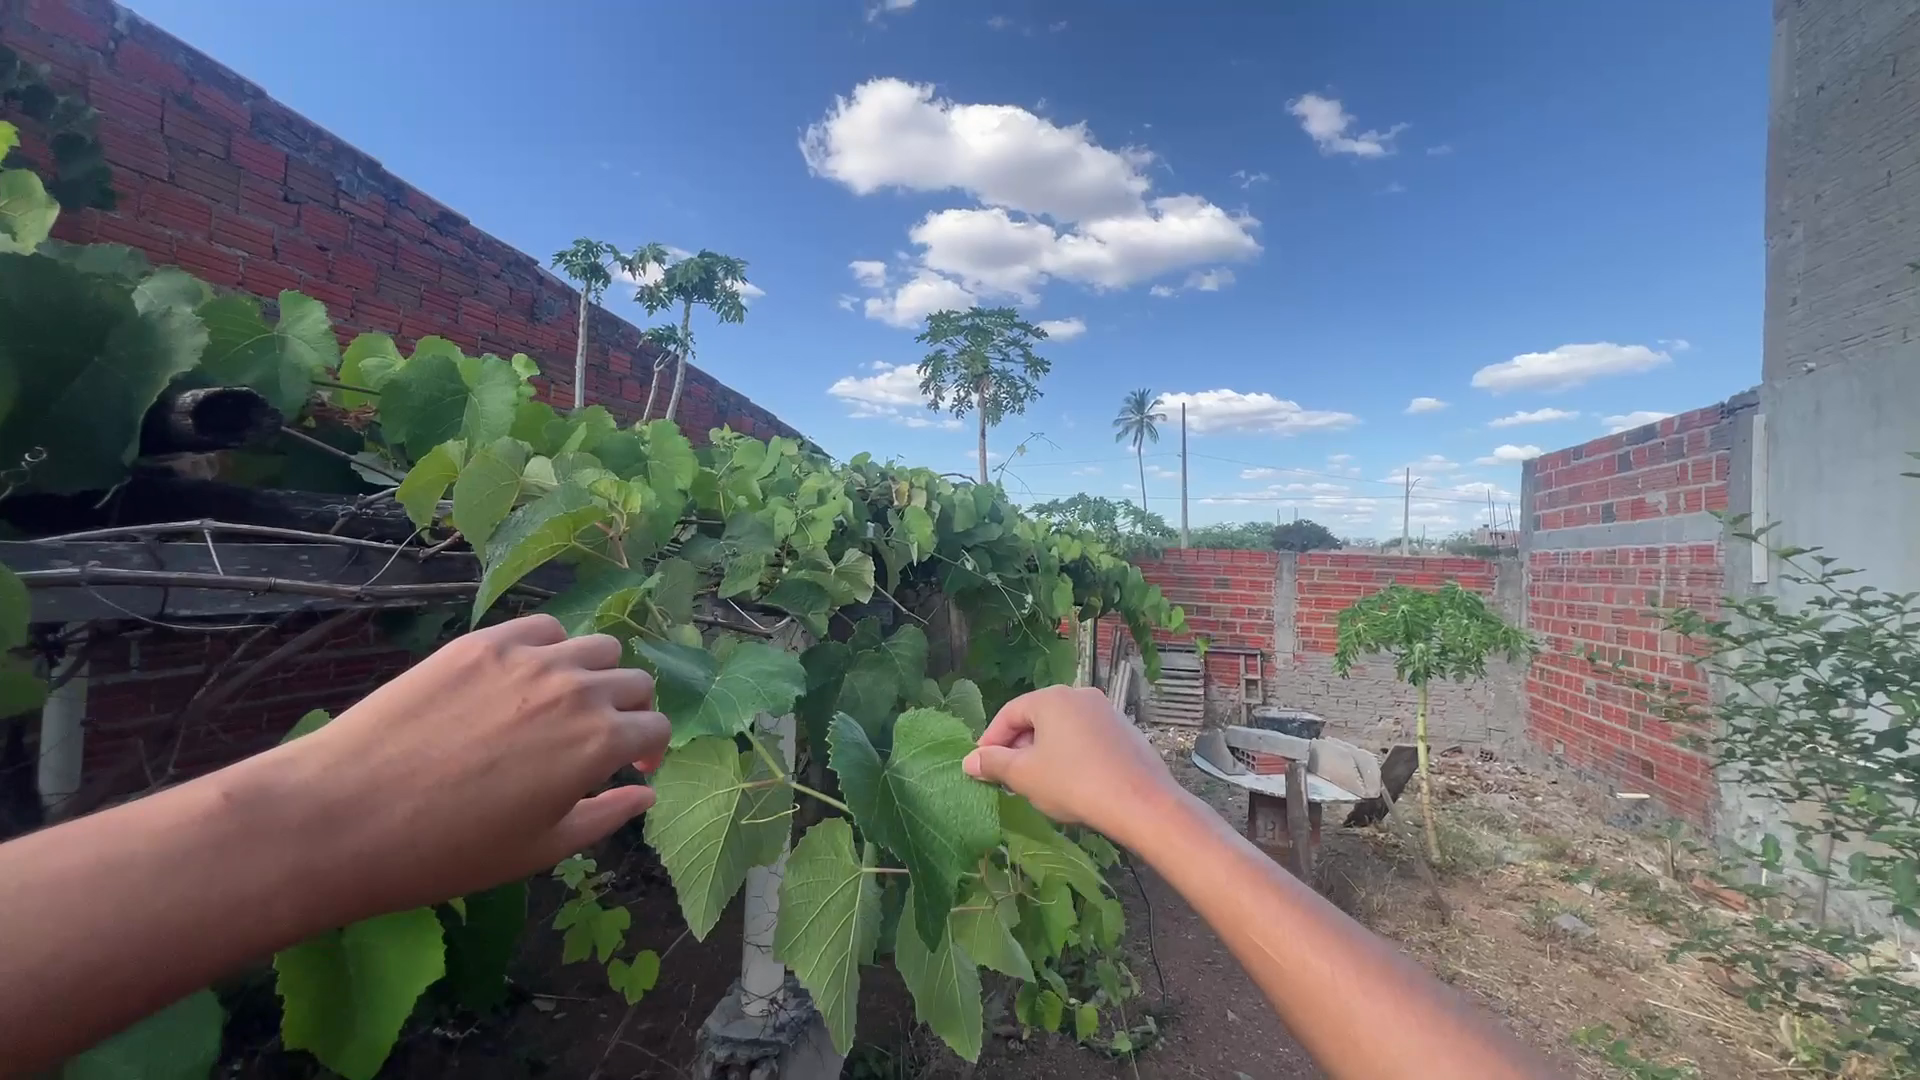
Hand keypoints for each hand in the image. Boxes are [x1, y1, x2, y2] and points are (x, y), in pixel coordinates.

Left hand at [235, 614, 668, 917]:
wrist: (336, 820)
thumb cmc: (445, 851)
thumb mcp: (540, 851)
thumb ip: (606, 817)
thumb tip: (646, 793)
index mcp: (601, 742)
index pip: (657, 727)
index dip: (652, 749)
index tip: (632, 768)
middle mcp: (580, 690)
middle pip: (635, 682)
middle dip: (631, 711)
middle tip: (601, 736)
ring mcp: (532, 659)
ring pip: (599, 648)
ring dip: (599, 675)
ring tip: (568, 700)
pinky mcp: (486, 643)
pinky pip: (544, 628)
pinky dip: (553, 647)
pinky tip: (528, 674)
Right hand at [962, 684, 1186, 847]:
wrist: (1141, 803)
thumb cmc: (1073, 783)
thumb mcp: (1024, 775)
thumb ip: (993, 763)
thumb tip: (969, 761)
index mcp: (1052, 698)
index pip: (1010, 713)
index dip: (991, 740)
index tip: (981, 765)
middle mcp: (1080, 695)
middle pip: (1037, 718)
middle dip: (1018, 747)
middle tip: (1006, 777)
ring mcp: (1106, 712)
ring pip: (1063, 729)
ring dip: (1044, 753)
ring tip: (1036, 783)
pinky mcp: (1125, 732)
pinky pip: (1086, 739)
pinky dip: (1071, 756)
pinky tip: (1070, 784)